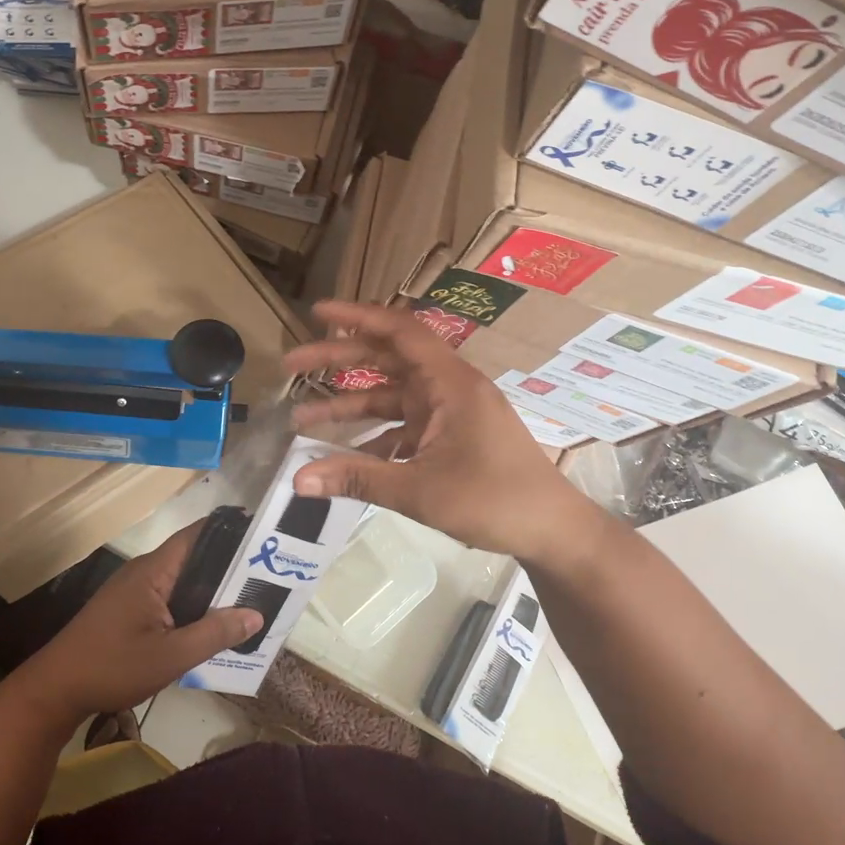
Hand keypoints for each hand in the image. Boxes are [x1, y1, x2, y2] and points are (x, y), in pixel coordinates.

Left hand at [3, 520, 261, 729]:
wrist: (56, 690)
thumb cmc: (113, 667)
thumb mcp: (171, 656)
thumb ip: (214, 633)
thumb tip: (255, 613)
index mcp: (153, 572)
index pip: (196, 536)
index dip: (228, 533)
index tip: (262, 537)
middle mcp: (143, 573)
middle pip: (193, 559)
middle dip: (228, 568)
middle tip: (268, 578)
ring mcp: (133, 592)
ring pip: (181, 583)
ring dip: (210, 593)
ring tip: (250, 602)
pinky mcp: (127, 611)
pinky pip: (168, 600)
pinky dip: (192, 608)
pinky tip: (212, 627)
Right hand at [283, 301, 602, 565]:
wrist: (552, 531)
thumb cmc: (494, 500)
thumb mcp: (419, 490)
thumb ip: (357, 479)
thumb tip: (298, 478)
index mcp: (450, 383)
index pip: (399, 331)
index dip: (356, 317)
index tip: (316, 313)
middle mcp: (448, 389)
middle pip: (386, 361)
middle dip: (338, 360)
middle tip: (291, 365)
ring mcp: (450, 414)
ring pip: (389, 397)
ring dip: (349, 406)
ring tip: (302, 420)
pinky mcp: (451, 438)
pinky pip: (402, 427)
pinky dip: (373, 436)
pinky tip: (343, 457)